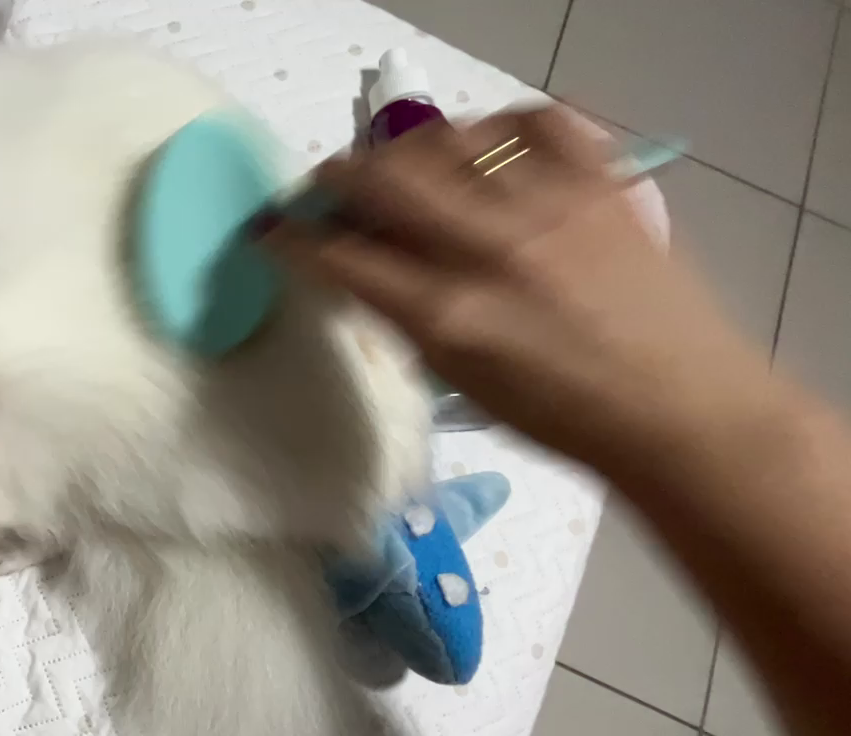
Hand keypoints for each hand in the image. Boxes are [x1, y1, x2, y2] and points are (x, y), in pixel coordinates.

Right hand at [257, 107, 770, 463]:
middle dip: (339, 174)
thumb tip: (359, 265)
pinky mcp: (604, 183)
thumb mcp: (447, 372)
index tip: (267, 227)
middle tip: (323, 183)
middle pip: (389, 179)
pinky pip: (540, 120)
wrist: (673, 406)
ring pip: (454, 140)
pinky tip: (479, 146)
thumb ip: (399, 311)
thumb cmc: (545, 410)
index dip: (291, 238)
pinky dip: (494, 124)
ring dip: (407, 146)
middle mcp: (491, 249)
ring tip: (396, 163)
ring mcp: (553, 206)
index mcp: (443, 314)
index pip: (342, 257)